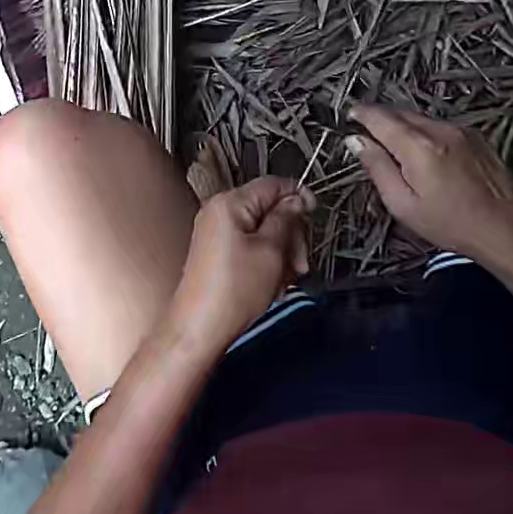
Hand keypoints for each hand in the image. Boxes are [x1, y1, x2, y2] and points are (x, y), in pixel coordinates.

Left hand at [168, 176, 313, 352]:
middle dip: (290, 234)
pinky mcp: (217, 252)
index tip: (313, 213)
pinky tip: (271, 283)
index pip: (273, 184)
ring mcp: (216, 232)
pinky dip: (266, 261)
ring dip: (281, 252)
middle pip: (269, 209)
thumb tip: (295, 201)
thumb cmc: (230, 294)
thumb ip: (286, 219)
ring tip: (283, 278)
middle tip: (298, 260)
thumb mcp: (271, 252)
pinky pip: (251, 246)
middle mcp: (219, 212)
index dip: (298, 196)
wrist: (199, 329)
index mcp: (229, 203)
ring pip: (263, 230)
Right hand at [347, 104, 512, 260]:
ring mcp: (459, 130)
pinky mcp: (473, 136)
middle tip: (366, 133)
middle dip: (380, 119)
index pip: (379, 118)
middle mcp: (439, 130)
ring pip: (420, 118)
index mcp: (417, 147)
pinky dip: (424, 132)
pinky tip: (424, 154)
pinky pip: (438, 126)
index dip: (361, 114)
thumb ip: (377, 167)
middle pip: (399, 113)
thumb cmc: (450, 223)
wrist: (504, 228)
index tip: (349, 116)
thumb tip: (356, 141)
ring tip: (394, 146)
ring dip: (402, 126)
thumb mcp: (402, 203)